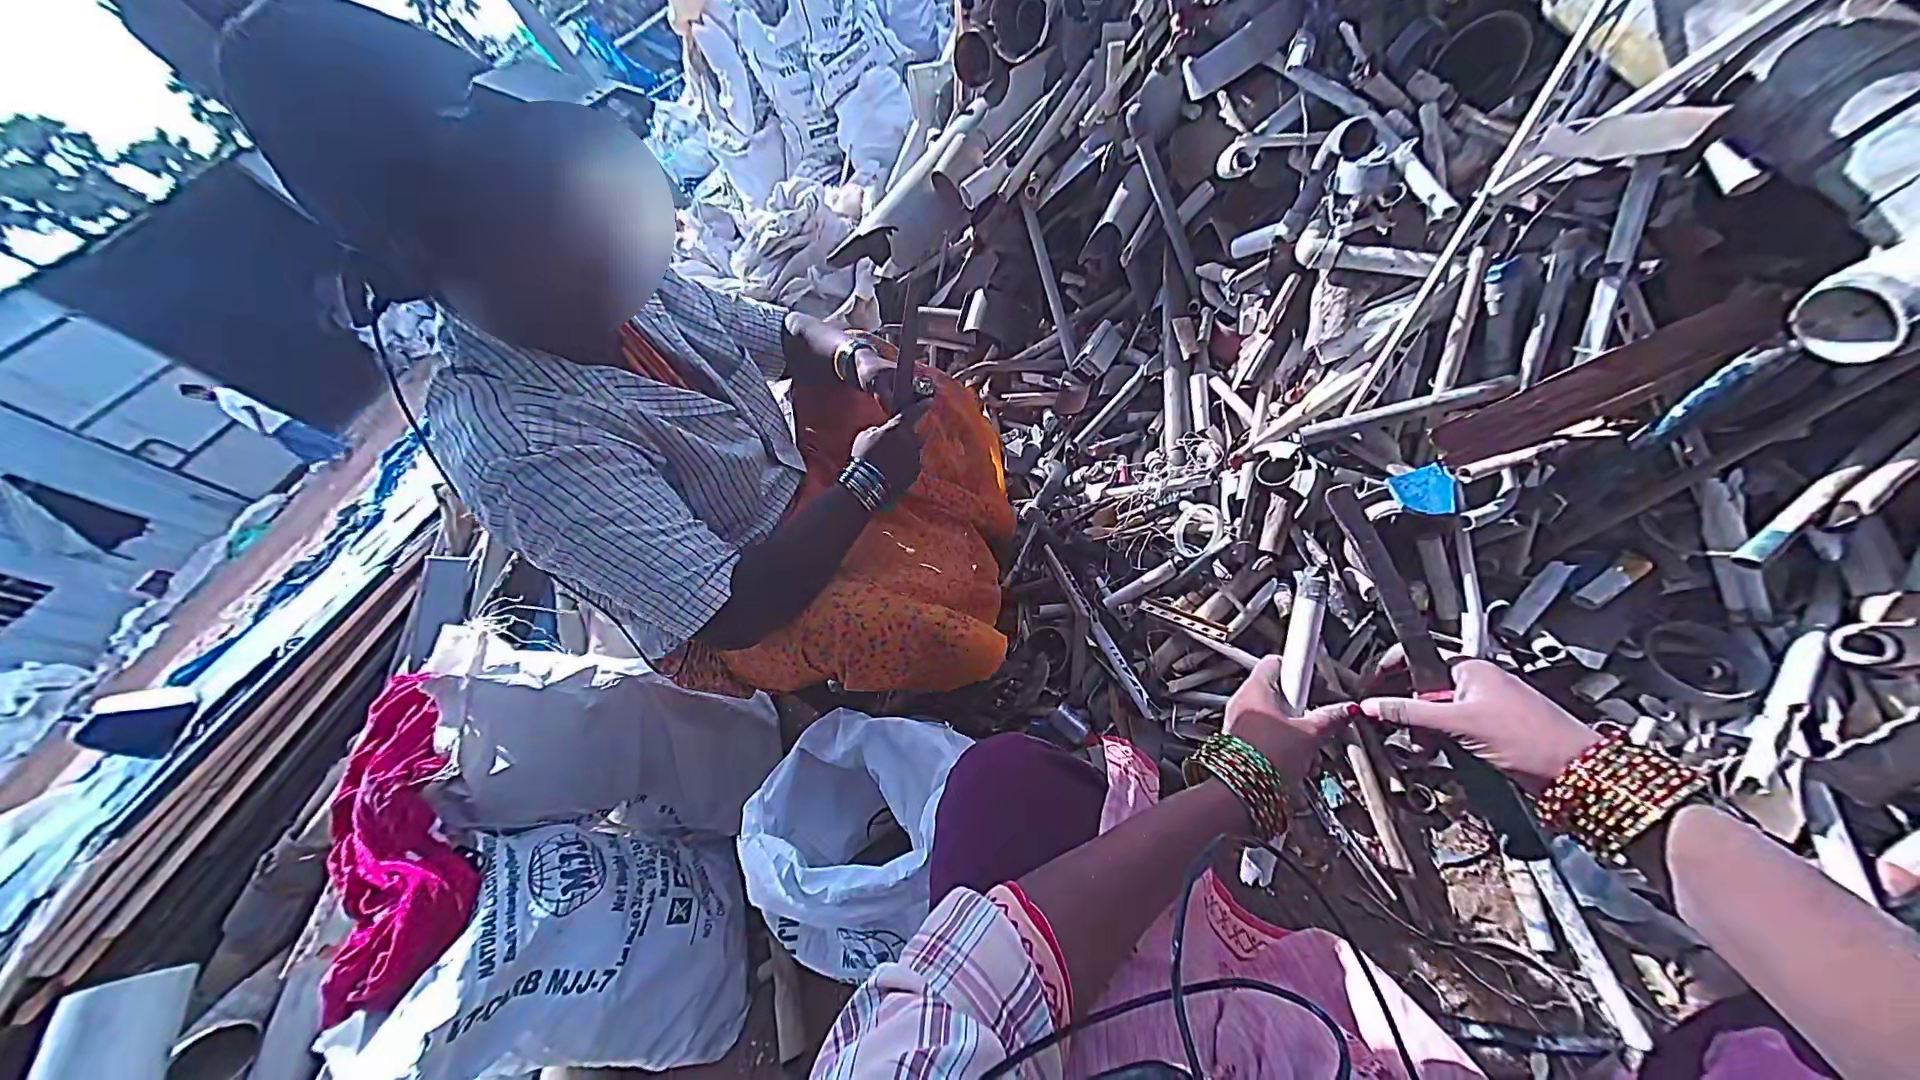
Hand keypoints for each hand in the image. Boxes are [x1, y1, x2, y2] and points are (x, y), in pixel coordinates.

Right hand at [849, 399, 932, 498]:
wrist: (868, 483)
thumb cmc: (863, 456)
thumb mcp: (865, 435)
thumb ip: (878, 429)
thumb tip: (882, 431)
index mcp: (898, 428)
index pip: (913, 412)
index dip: (922, 406)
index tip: (930, 401)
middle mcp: (911, 441)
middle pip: (916, 433)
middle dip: (909, 435)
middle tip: (898, 441)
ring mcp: (915, 457)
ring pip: (915, 449)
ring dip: (907, 450)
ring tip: (893, 459)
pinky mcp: (915, 471)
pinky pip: (913, 463)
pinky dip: (906, 464)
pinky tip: (894, 470)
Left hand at [1224, 656, 1356, 782]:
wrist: (1240, 792)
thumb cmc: (1266, 759)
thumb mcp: (1308, 736)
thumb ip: (1329, 719)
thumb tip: (1346, 710)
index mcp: (1254, 689)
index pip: (1276, 662)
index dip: (1300, 668)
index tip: (1315, 679)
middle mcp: (1243, 701)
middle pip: (1281, 694)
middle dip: (1304, 712)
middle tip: (1317, 725)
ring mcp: (1240, 722)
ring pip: (1278, 719)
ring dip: (1298, 735)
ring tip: (1308, 753)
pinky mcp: (1242, 743)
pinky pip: (1269, 737)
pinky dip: (1286, 747)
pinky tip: (1298, 765)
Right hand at [1360, 659, 1601, 792]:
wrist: (1581, 776)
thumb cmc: (1532, 739)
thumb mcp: (1460, 723)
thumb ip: (1409, 712)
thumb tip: (1370, 705)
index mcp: (1468, 667)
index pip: (1412, 657)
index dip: (1386, 671)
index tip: (1368, 688)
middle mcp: (1473, 683)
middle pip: (1418, 687)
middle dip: (1402, 707)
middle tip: (1389, 723)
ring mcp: (1480, 707)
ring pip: (1431, 711)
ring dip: (1420, 729)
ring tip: (1420, 745)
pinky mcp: (1487, 731)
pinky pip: (1447, 729)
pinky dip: (1437, 740)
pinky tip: (1435, 751)